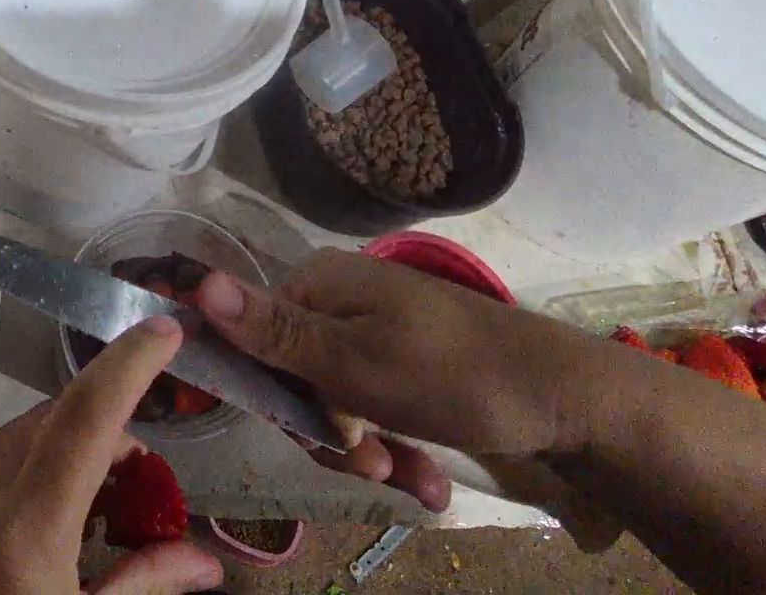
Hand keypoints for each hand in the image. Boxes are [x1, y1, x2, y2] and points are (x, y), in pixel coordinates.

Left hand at [0, 316, 224, 594]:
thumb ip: (141, 587)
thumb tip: (205, 560)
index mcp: (26, 533)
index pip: (87, 417)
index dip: (130, 364)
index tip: (166, 329)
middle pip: (58, 418)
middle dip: (108, 426)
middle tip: (142, 478)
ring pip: (22, 432)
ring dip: (66, 447)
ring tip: (90, 505)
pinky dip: (26, 465)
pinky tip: (36, 514)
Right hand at [197, 248, 599, 512]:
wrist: (569, 399)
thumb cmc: (452, 374)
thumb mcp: (352, 363)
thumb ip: (273, 331)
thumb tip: (196, 282)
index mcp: (318, 283)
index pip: (254, 338)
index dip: (276, 398)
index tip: (316, 441)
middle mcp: (338, 298)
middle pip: (295, 374)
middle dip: (331, 432)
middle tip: (373, 468)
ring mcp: (373, 326)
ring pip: (335, 397)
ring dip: (367, 448)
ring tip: (413, 483)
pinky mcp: (403, 356)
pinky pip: (373, 401)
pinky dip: (393, 442)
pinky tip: (425, 479)